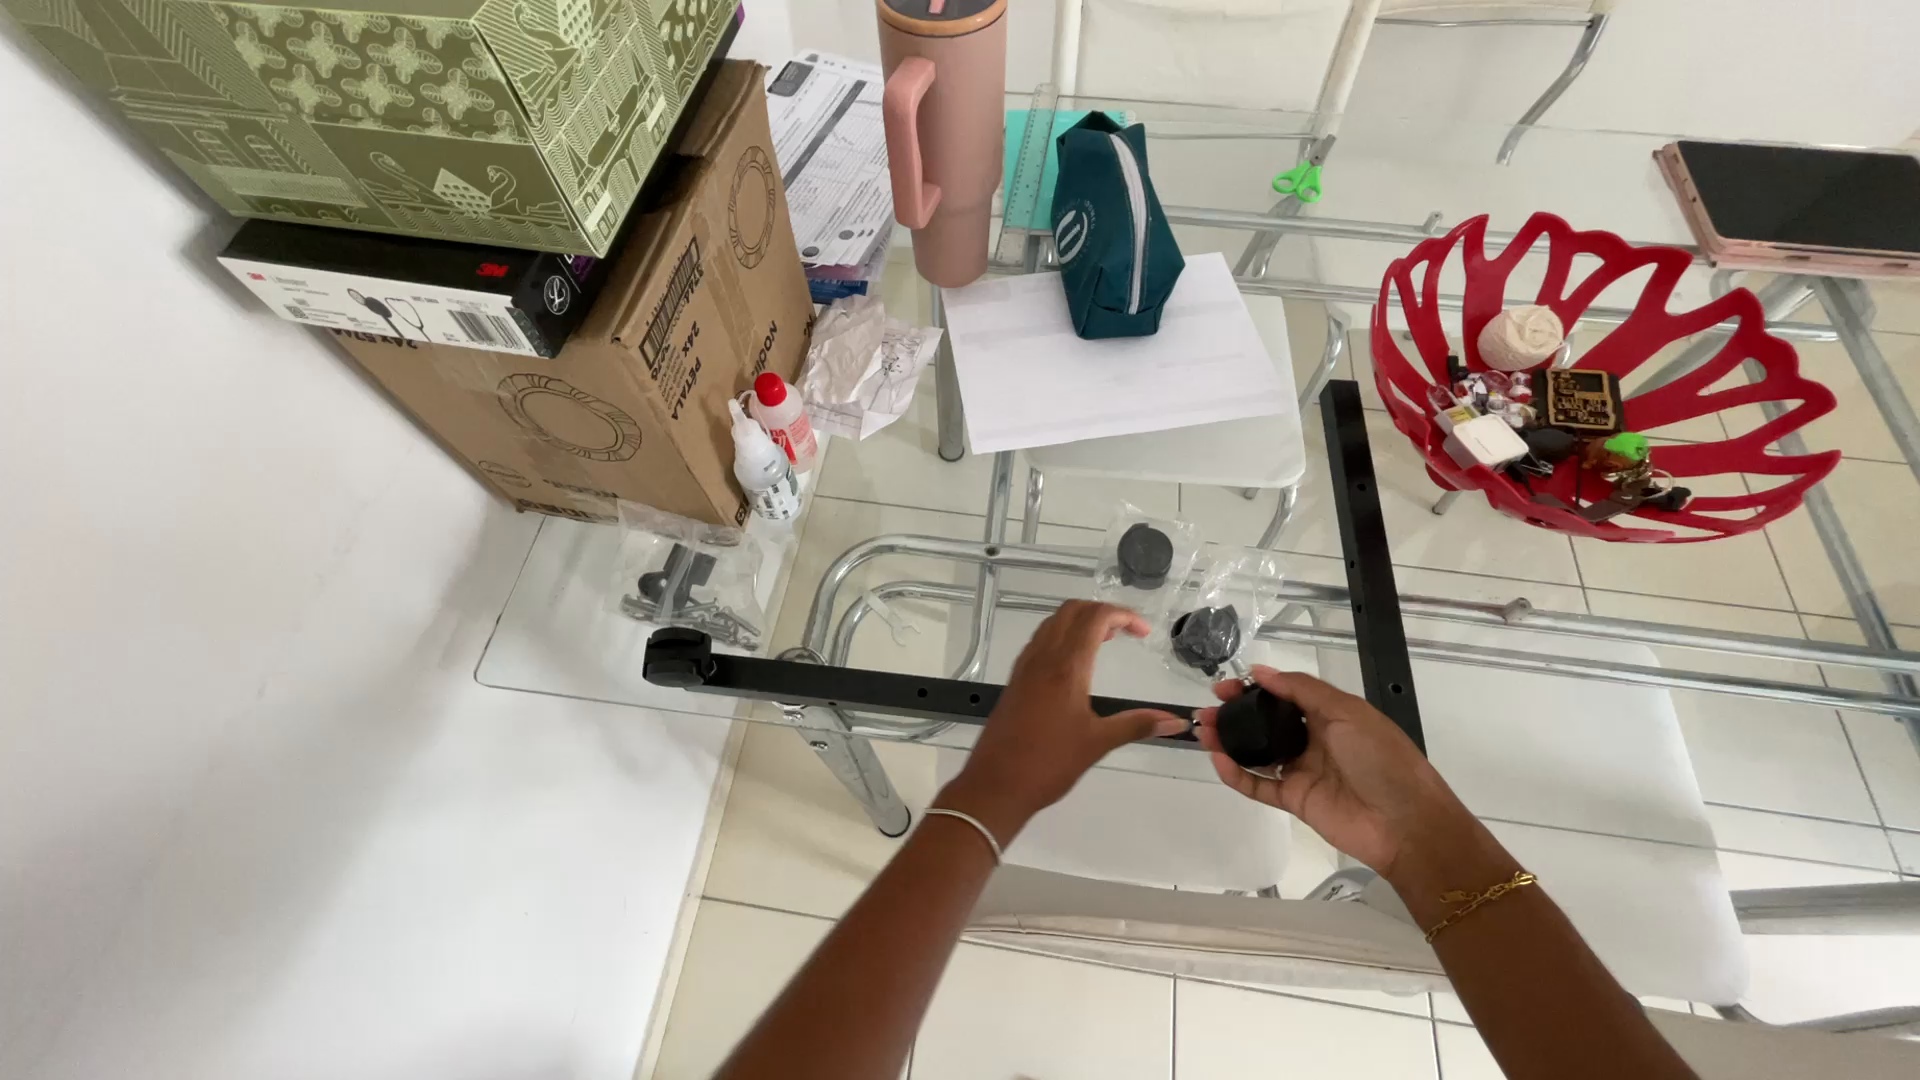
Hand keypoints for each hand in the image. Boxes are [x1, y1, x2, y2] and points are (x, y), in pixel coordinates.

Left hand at [940, 602, 1187, 841]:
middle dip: (1101, 611)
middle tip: (1125, 632)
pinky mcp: (1015, 679)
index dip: (1123, 615)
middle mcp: (1042, 658)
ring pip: (1053, 623)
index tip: (1144, 632)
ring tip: (1105, 641)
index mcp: (1066, 667)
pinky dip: (1062, 635)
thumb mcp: (1098, 743)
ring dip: (1080, 621)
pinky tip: (1075, 662)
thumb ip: (1138, 725)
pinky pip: (1040, 640)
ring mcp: (1025, 666)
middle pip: (1071, 611)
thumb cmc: (1049, 764)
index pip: (1094, 618)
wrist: (996, 784)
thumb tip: (1176, 722)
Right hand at [1194, 666, 1482, 881]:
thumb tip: (1261, 672)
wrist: (1407, 825)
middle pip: (1265, 723)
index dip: (1254, 688)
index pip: (1283, 696)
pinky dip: (1236, 775)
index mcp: (1330, 715)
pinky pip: (1258, 785)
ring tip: (1203, 732)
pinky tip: (1218, 760)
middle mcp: (1313, 740)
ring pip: (1257, 753)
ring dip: (1229, 741)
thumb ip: (1303, 690)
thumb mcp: (1348, 712)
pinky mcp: (1295, 800)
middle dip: (1235, 713)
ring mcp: (1302, 771)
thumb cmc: (1382, 759)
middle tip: (1208, 708)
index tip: (1226, 685)